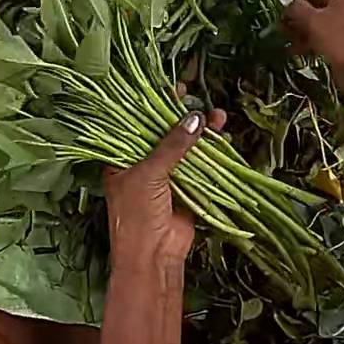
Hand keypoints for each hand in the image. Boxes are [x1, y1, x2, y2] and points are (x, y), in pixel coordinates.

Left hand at [102, 108, 227, 277]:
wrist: (153, 256)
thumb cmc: (137, 214)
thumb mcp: (150, 174)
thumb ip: (173, 145)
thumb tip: (195, 118)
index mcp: (122, 159)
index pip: (136, 123)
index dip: (152, 105)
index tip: (170, 87)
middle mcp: (142, 164)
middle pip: (164, 133)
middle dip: (181, 116)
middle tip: (196, 96)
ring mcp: (166, 176)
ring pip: (185, 148)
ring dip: (201, 133)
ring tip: (218, 116)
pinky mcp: (186, 188)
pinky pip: (200, 165)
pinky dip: (211, 152)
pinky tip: (221, 136)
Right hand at [278, 0, 343, 86]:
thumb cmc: (341, 40)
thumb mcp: (315, 21)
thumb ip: (297, 8)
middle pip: (318, 3)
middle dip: (297, 10)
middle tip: (279, 17)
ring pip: (319, 21)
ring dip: (300, 27)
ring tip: (281, 34)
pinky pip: (323, 36)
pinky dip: (308, 40)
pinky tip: (293, 48)